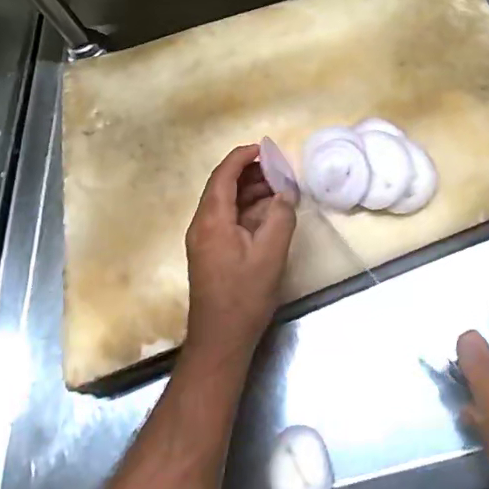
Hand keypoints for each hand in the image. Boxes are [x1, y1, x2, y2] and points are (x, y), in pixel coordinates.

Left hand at [183, 145, 295, 364]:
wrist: (220, 340)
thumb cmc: (244, 297)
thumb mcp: (270, 255)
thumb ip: (280, 217)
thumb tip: (285, 192)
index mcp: (211, 220)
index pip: (223, 175)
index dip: (242, 157)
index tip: (264, 148)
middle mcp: (202, 225)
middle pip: (224, 187)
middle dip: (251, 174)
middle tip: (279, 171)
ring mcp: (205, 240)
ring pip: (227, 203)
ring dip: (251, 192)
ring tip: (280, 190)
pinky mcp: (211, 252)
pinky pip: (228, 219)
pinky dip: (248, 210)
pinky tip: (269, 214)